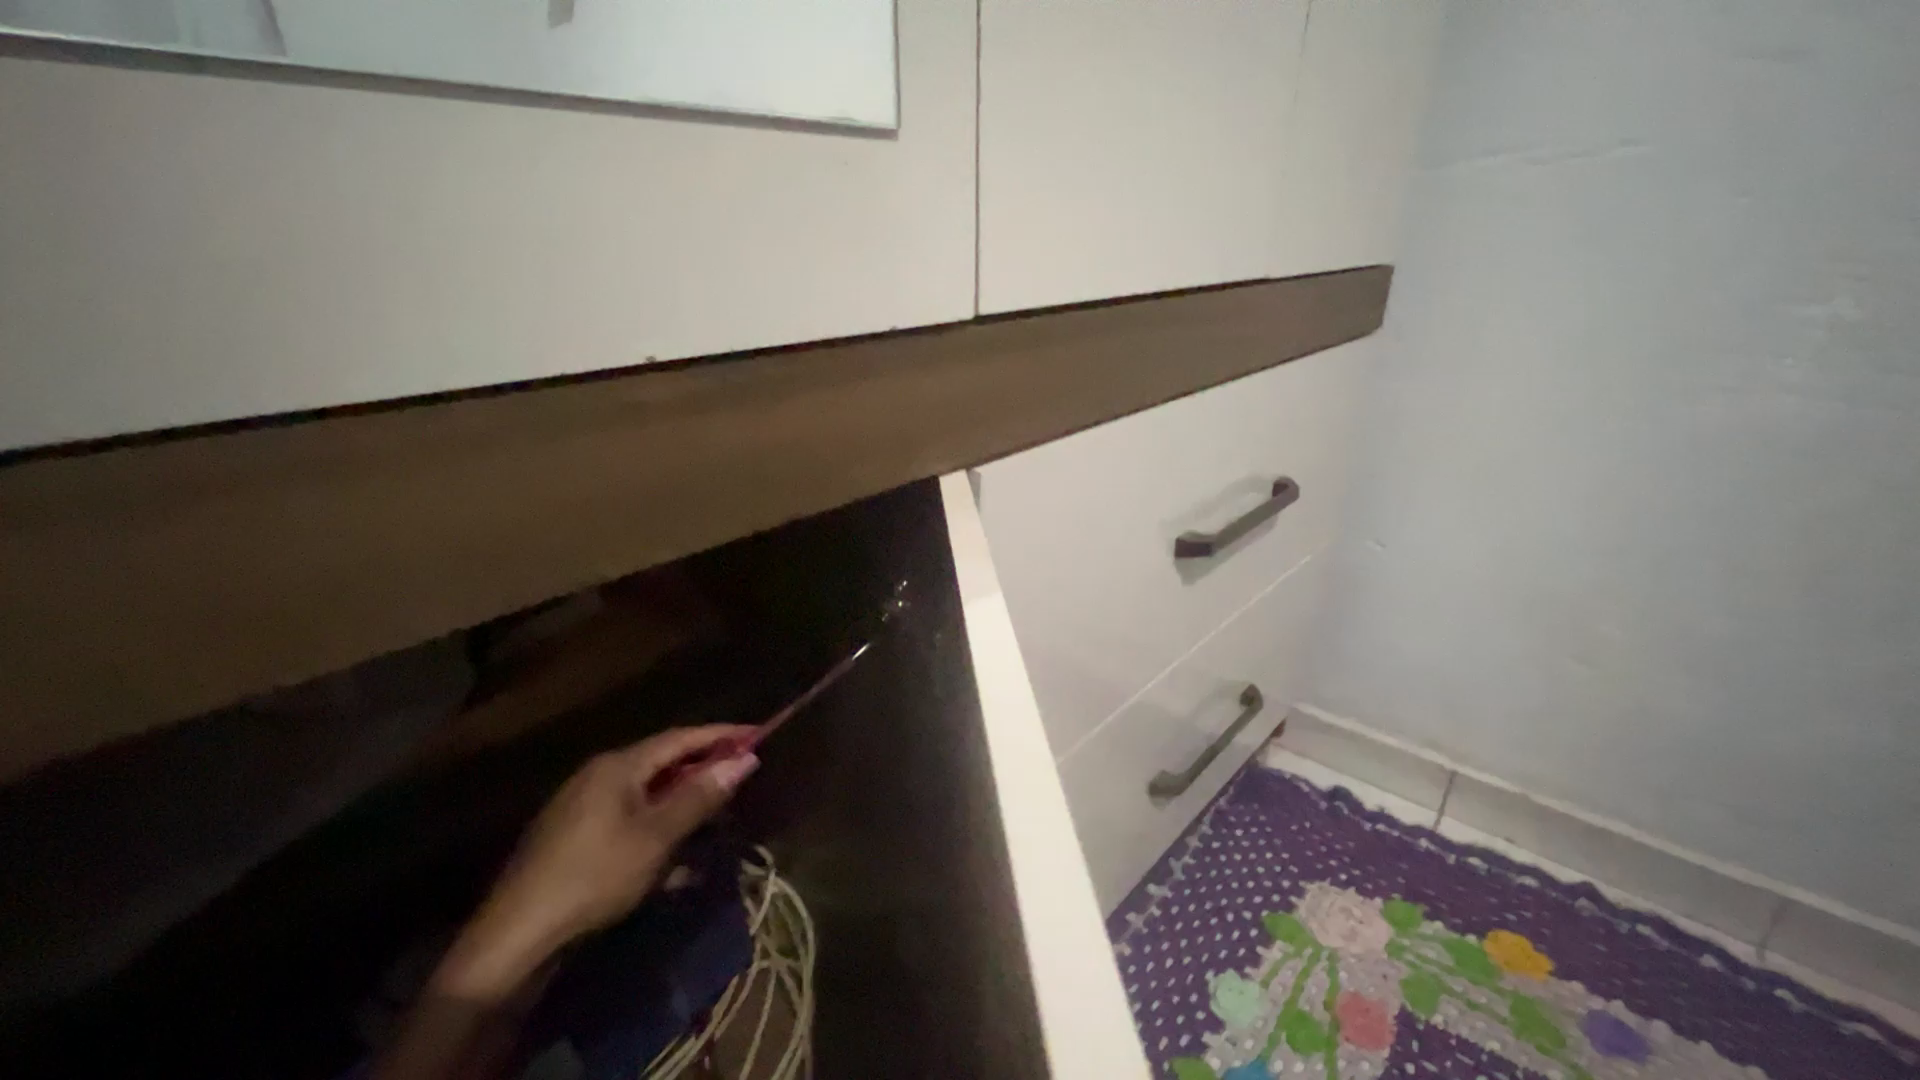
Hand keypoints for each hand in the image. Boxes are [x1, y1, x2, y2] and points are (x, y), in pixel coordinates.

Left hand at [432, 725, 759, 1001]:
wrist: (517, 934)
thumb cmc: (594, 875)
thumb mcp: (656, 836)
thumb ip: (700, 796)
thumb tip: (743, 758)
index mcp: (617, 766)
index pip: (680, 737)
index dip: (721, 735)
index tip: (758, 735)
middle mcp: (598, 776)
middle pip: (662, 762)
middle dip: (704, 768)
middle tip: (742, 775)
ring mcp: (583, 807)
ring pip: (647, 794)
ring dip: (683, 802)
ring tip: (716, 816)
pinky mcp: (576, 838)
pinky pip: (630, 820)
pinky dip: (658, 829)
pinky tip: (675, 861)